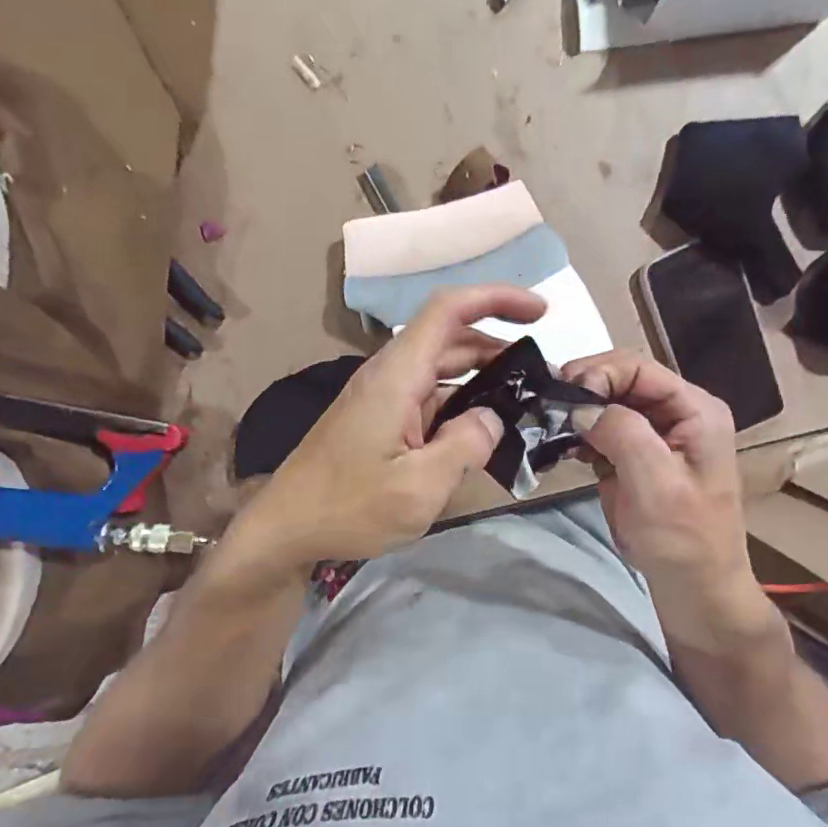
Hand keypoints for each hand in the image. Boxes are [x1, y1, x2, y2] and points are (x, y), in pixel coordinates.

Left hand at [228, 286, 547, 570]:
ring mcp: (381, 398)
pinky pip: (427, 400)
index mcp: (396, 376)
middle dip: (499, 348)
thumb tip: (492, 418)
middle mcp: (388, 376)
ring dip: (482, 380)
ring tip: (522, 406)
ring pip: (440, 371)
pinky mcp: (377, 421)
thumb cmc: (348, 508)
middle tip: (542, 378)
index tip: (540, 312)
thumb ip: (466, 447)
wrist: (285, 527)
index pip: (448, 310)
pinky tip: (481, 434)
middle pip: (450, 339)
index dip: (496, 298)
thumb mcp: (419, 488)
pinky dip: (459, 406)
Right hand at [561, 350, 780, 651]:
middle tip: (548, 408)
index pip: (638, 367)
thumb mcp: (656, 483)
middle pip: (620, 380)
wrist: (694, 586)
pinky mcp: (633, 456)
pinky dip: (578, 433)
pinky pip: (601, 430)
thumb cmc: (683, 538)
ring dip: (577, 411)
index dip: (598, 373)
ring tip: (549, 426)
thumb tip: (579, 407)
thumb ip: (622, 433)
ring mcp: (653, 435)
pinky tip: (562, 446)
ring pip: (606, 403)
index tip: (562, 394)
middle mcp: (676, 413)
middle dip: (583, 389)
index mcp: (695, 410)